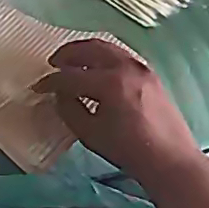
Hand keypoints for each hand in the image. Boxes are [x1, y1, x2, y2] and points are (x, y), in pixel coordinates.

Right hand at [33, 40, 203, 182]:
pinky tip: (95, 70)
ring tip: (72, 63)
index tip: (38, 88)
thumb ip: (69, 108)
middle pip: (89, 49)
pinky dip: (102, 56)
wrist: (170, 160)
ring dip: (85, 52)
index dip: (50, 82)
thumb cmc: (128, 150)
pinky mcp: (150, 74)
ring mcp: (141, 68)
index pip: (70, 76)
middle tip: (53, 64)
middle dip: (67, 54)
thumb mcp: (89, 133)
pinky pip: (120, 55)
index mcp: (109, 83)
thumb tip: (60, 94)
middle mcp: (126, 67)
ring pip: (107, 47)